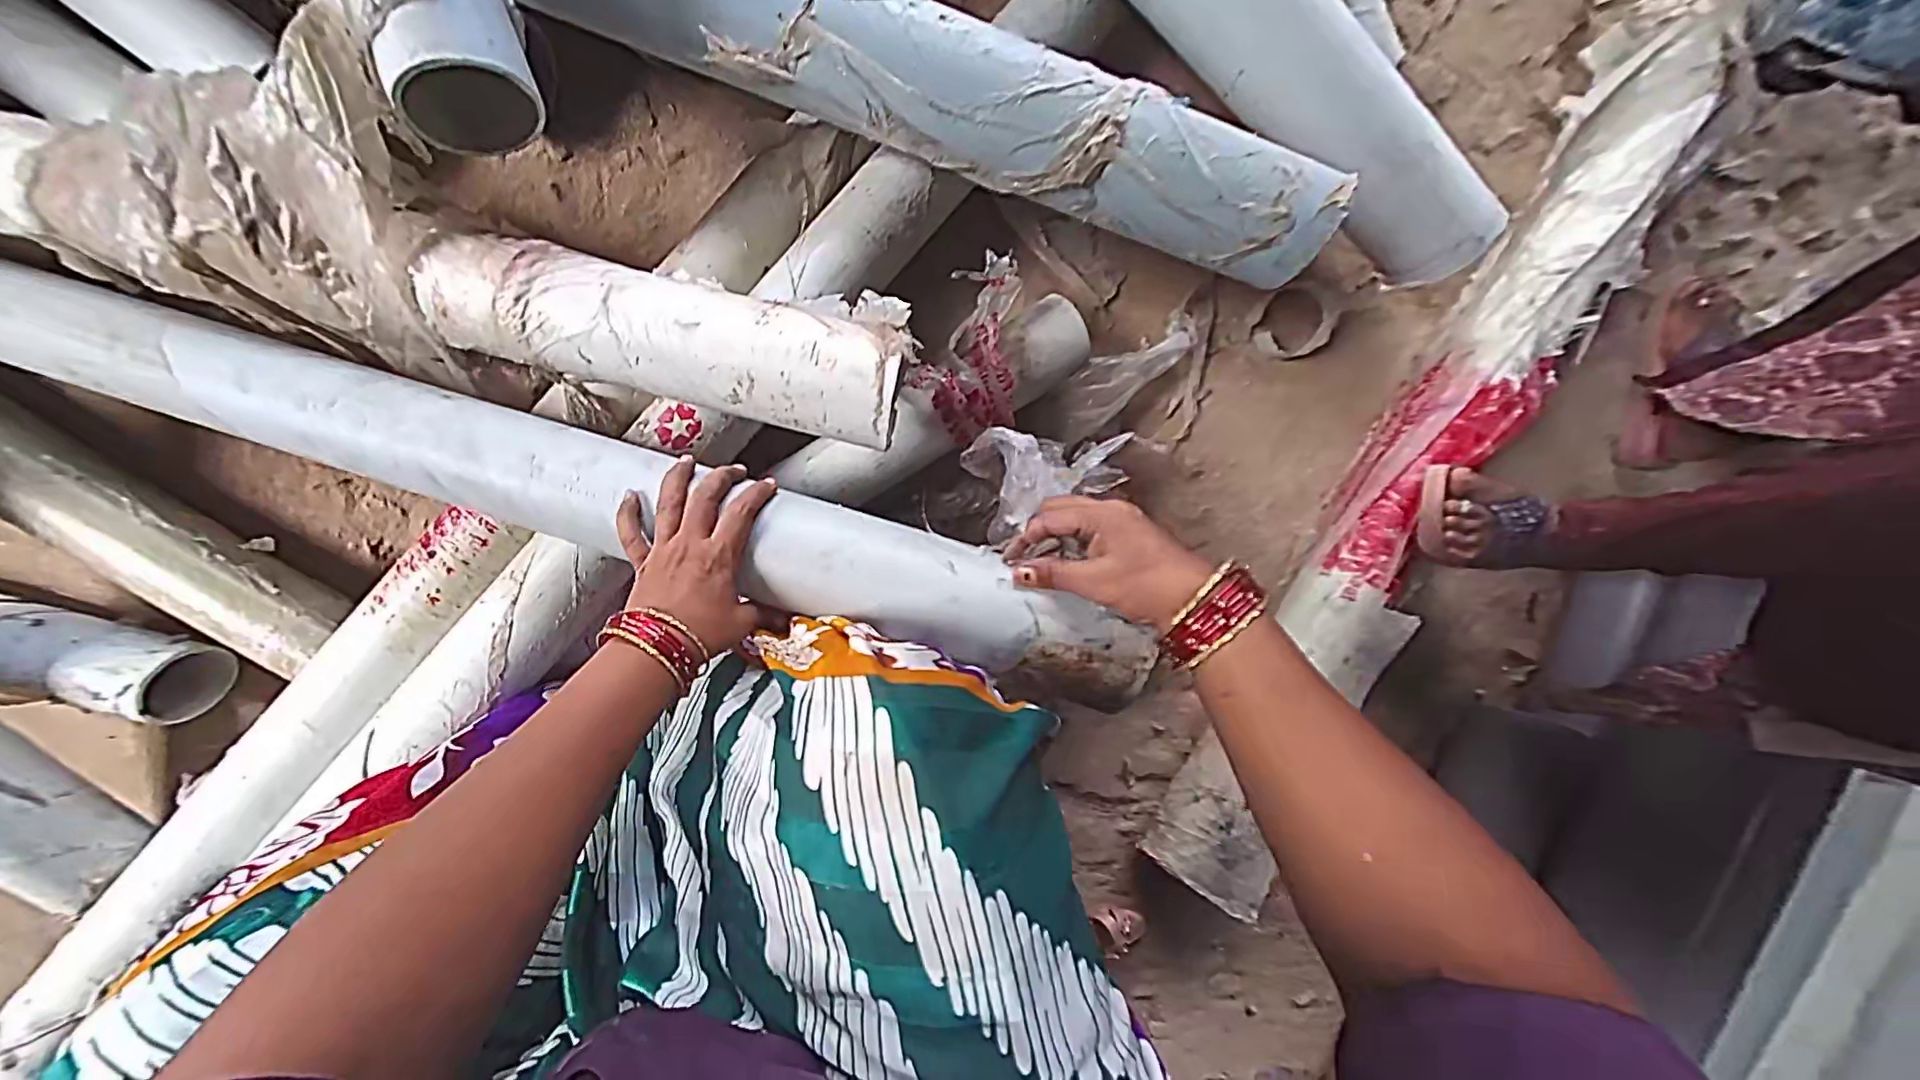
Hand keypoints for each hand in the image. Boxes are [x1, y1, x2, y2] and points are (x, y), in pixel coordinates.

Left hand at [615, 458, 776, 654]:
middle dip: (722, 476)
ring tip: (685, 462)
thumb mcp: (741, 623)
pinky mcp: (643, 563)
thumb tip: (783, 620)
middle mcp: (689, 545)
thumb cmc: (697, 636)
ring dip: (677, 478)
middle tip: (733, 470)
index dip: (756, 494)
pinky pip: (631, 532)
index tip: (766, 485)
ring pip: (669, 503)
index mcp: (718, 556)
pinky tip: (629, 496)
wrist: (657, 649)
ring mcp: (664, 550)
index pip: (742, 512)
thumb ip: (762, 614)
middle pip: (705, 497)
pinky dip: (628, 512)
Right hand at [1003, 496, 1213, 630]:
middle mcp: (1110, 509)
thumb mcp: (1093, 582)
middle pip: (1060, 509)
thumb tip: (1020, 571)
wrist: (1192, 599)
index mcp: (1101, 514)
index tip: (1012, 559)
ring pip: (1074, 516)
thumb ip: (1053, 573)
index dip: (1026, 538)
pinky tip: (1067, 559)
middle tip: (1023, 556)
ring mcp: (1121, 519)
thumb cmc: (1148, 586)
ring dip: (1055, 534)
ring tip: (1041, 560)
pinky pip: (1090, 526)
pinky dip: (1072, 539)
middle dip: (1038, 530)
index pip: (1049, 518)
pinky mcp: (1128, 532)